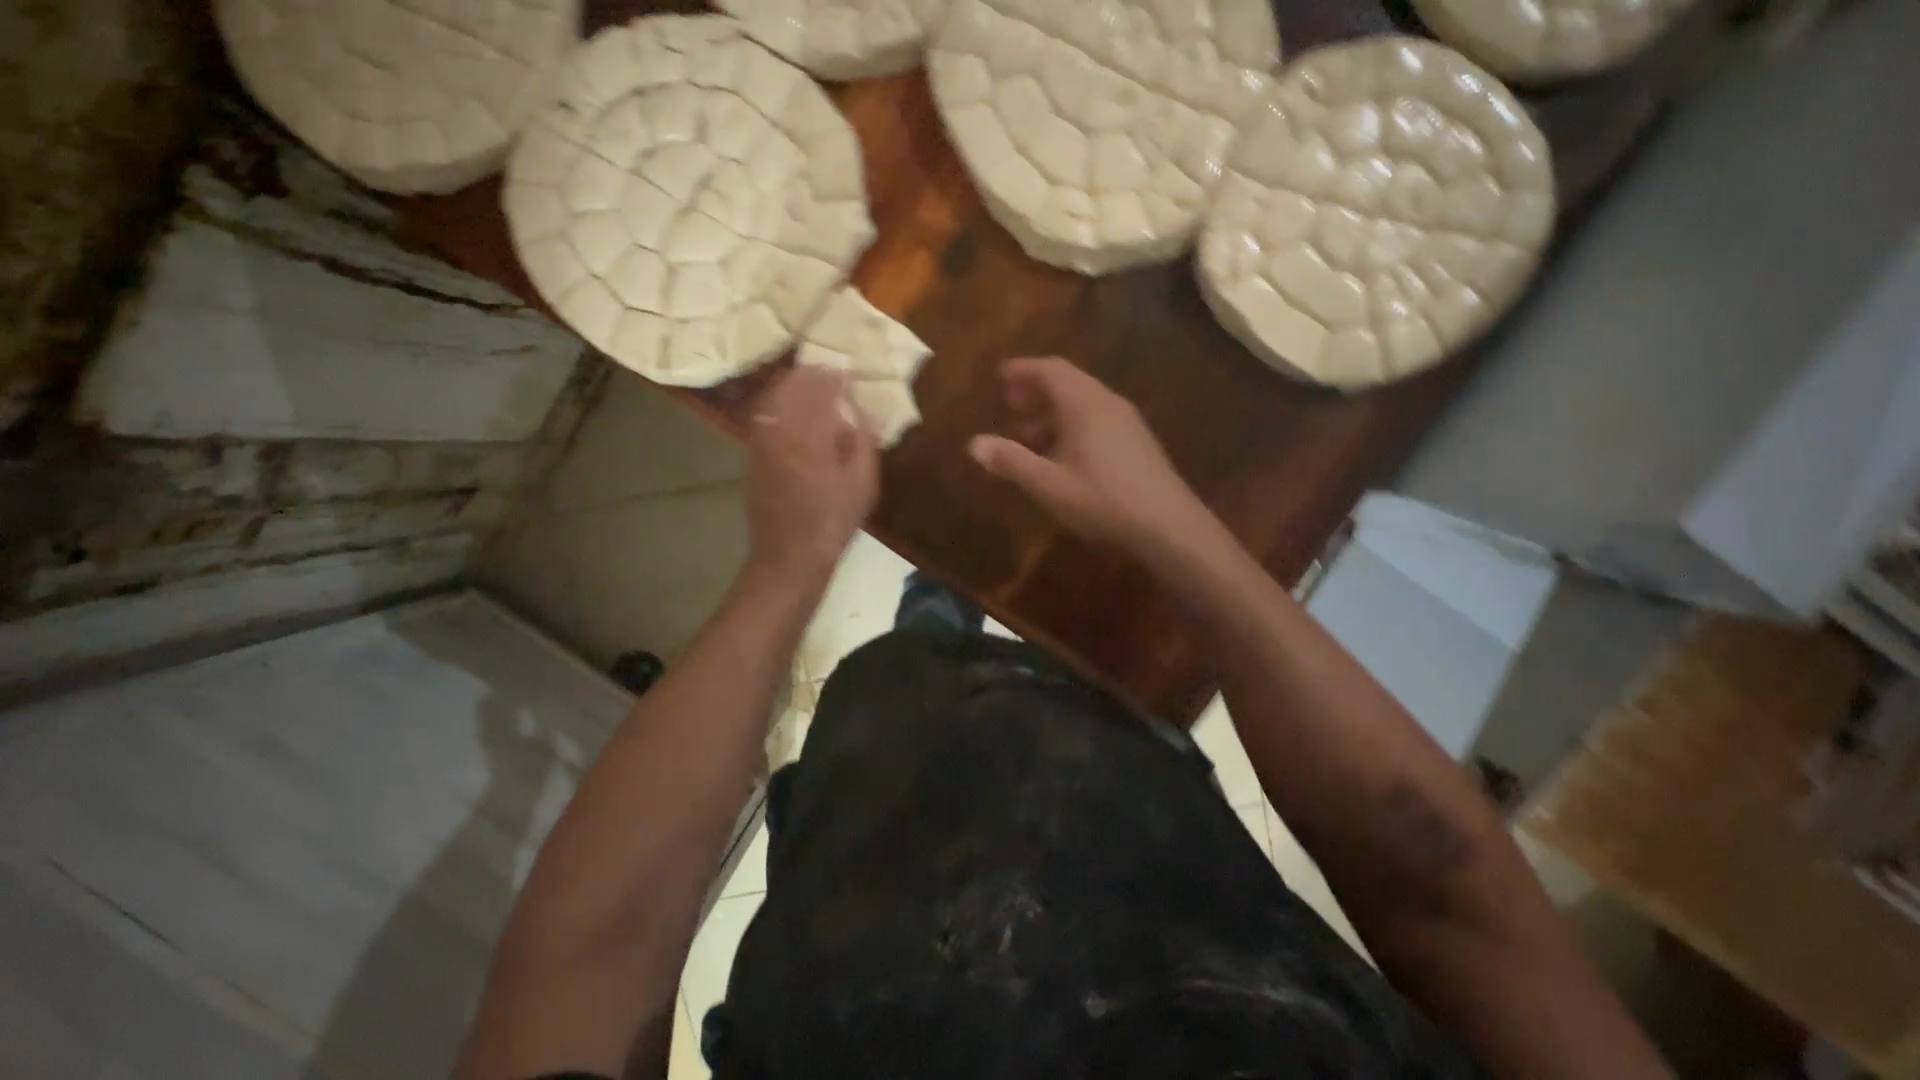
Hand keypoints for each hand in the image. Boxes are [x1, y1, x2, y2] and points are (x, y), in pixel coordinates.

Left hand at [745, 366, 877, 581]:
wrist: (789, 556)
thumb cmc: (833, 521)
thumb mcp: (863, 484)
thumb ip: (863, 441)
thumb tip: (862, 410)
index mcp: (812, 434)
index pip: (822, 389)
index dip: (836, 376)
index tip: (849, 371)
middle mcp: (781, 431)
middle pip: (791, 387)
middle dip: (810, 373)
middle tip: (827, 370)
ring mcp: (761, 443)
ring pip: (772, 399)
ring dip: (790, 385)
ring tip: (807, 382)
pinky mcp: (751, 456)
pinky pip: (762, 418)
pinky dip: (775, 405)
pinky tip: (788, 409)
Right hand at [969, 357, 1211, 556]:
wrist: (1168, 525)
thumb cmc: (1102, 500)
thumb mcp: (1049, 484)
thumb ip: (1011, 461)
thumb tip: (974, 444)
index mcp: (1083, 403)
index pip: (1049, 369)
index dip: (1021, 370)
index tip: (998, 378)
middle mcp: (1106, 402)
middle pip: (1067, 382)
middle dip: (1035, 390)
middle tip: (1009, 404)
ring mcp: (1126, 421)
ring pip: (1083, 404)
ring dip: (1052, 414)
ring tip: (1027, 438)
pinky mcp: (1137, 442)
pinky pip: (1097, 420)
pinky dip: (1072, 426)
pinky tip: (1062, 457)